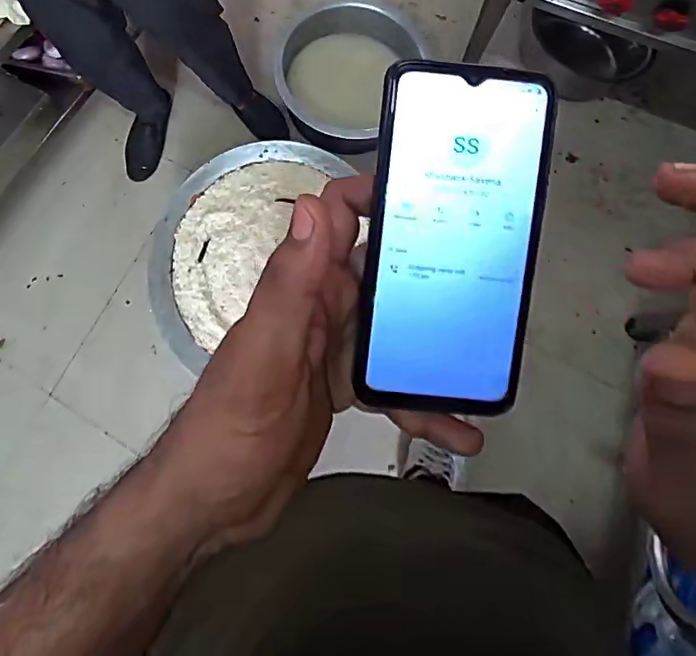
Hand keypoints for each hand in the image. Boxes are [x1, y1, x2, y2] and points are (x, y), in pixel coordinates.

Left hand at [147, 175, 480, 554]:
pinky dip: (420, 399)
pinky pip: (390, 379)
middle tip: (483, 273)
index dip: (374, 194)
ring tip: (479, 358)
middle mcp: (318, 305)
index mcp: (301, 286)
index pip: (336, 216)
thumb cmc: (228, 428)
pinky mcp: (343, 385)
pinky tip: (455, 421)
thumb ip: (289, 282)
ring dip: (433, 339)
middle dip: (426, 262)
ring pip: (393, 325)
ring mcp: (332, 346)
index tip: (426, 192)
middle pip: (379, 268)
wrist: (213, 502)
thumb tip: (312, 206)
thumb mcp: (264, 353)